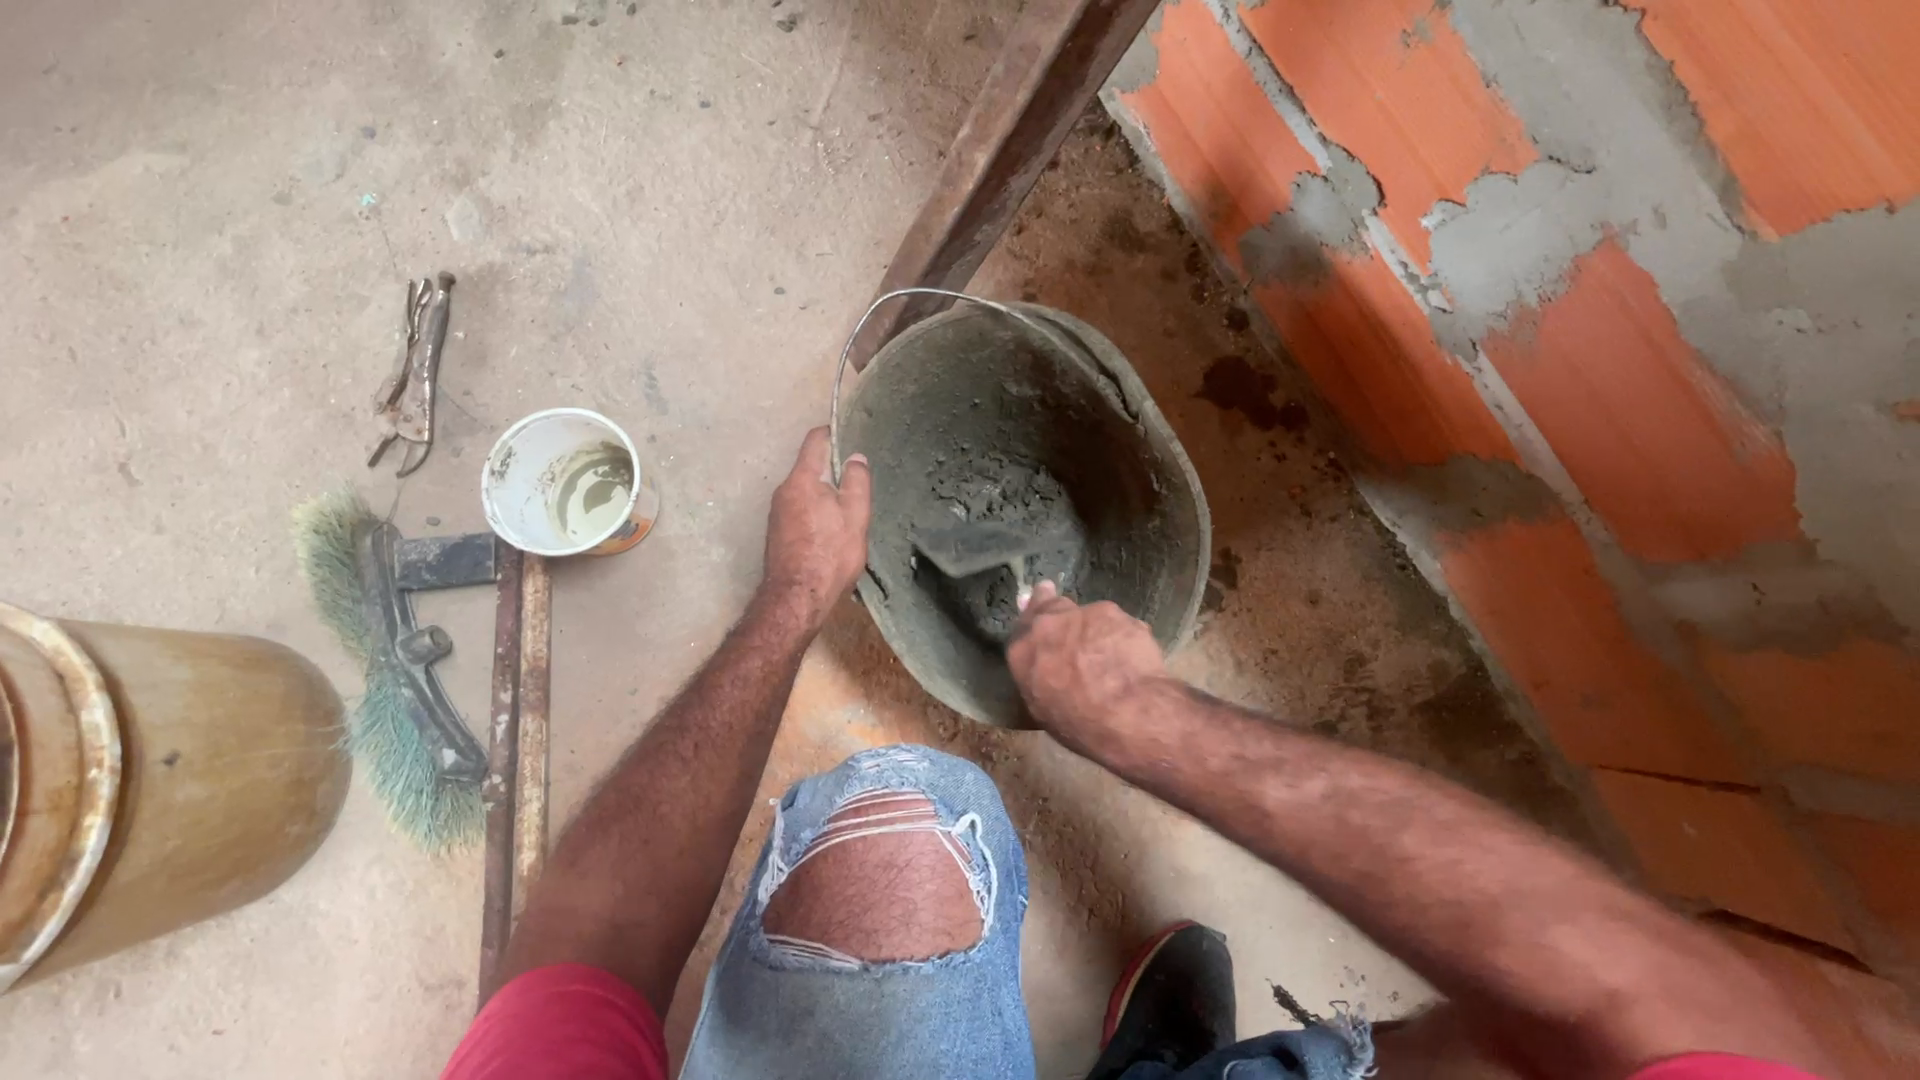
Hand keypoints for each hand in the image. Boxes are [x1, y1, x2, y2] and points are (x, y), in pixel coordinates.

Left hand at [763, 426, 871, 629]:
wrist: (796, 598)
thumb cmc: (830, 554)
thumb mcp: (855, 515)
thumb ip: (856, 482)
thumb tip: (855, 457)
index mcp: (801, 480)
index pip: (814, 442)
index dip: (831, 433)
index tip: (846, 432)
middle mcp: (783, 492)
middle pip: (809, 470)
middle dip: (831, 473)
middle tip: (857, 485)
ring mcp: (776, 515)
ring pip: (804, 494)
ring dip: (824, 498)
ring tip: (847, 515)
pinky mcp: (777, 535)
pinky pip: (799, 513)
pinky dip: (815, 515)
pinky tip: (829, 535)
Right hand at [1006, 581, 1166, 751]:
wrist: (1125, 712)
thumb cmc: (1079, 724)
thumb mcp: (1044, 709)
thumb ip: (1039, 677)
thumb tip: (1045, 668)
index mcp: (1022, 651)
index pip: (1022, 627)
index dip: (1033, 622)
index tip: (1042, 620)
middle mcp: (1047, 624)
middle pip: (1051, 606)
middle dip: (1061, 615)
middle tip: (1076, 633)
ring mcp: (1082, 613)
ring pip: (1088, 615)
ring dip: (1096, 631)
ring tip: (1113, 659)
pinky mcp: (1115, 612)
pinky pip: (1117, 623)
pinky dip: (1122, 636)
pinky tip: (1133, 658)